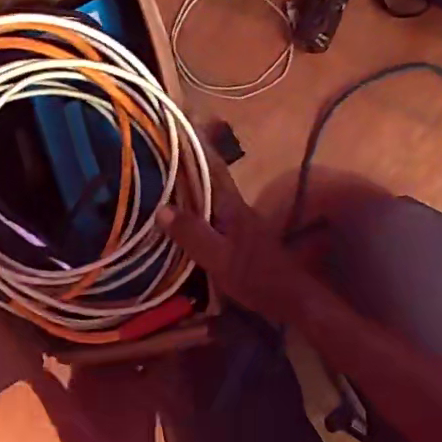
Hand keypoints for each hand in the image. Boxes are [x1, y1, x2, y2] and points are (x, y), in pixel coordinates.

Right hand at [157, 162, 323, 325]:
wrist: (290, 299)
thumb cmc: (255, 276)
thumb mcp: (218, 258)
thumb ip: (192, 233)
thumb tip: (161, 208)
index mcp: (231, 205)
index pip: (212, 168)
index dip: (194, 153)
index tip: (170, 142)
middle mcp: (236, 208)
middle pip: (207, 184)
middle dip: (182, 176)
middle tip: (151, 171)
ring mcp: (239, 224)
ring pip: (207, 204)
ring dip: (186, 200)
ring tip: (156, 197)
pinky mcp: (238, 240)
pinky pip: (210, 222)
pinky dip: (193, 220)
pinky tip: (177, 229)